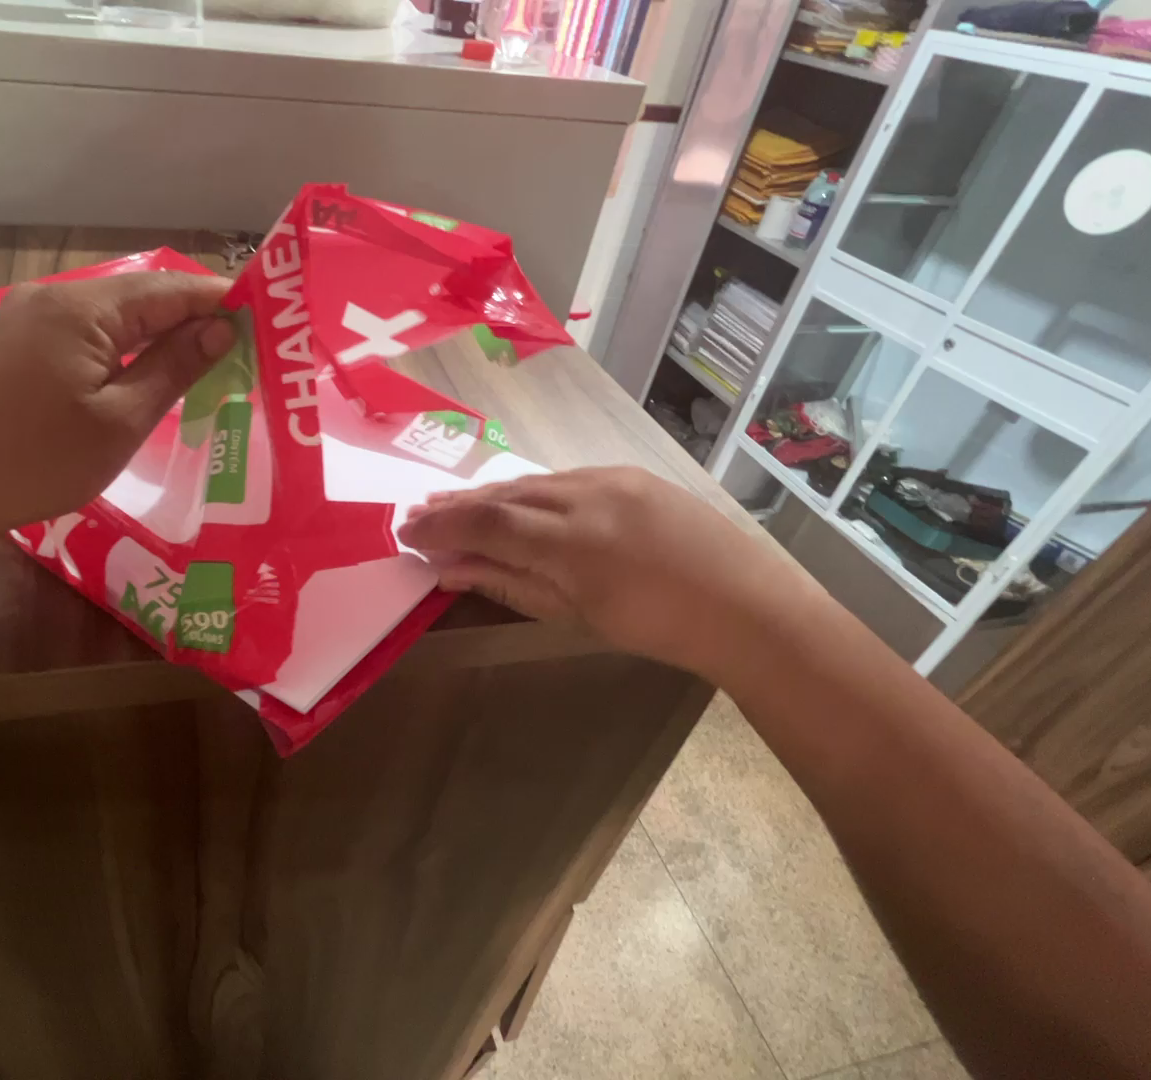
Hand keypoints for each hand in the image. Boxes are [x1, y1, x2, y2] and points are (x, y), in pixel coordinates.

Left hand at [0, 271, 235, 538]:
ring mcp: (26, 316)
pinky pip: (84, 332)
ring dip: (158, 333)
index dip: (220, 299)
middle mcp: (52, 297)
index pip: (170, 288)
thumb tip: (221, 330)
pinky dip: (122, 346)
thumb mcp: (121, 421)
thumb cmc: (39, 460)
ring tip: (203, 360)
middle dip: (192, 317)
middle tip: (241, 346)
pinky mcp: (14, 342)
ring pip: (112, 315)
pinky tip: (143, 369)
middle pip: (140, 296)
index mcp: (82, 308)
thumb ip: (174, 368)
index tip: (265, 319)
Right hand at [397, 466, 825, 680]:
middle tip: (418, 513)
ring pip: (531, 482)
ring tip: (453, 504)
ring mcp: (609, 479)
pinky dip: (527, 491)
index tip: (406, 532)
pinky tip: (512, 500)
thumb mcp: (574, 613)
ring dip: (488, 495)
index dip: (440, 527)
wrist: (744, 604)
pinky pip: (562, 478)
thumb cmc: (657, 627)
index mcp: (570, 542)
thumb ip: (509, 583)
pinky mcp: (629, 474)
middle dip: (456, 506)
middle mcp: (584, 497)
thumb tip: (450, 568)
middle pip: (503, 495)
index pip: (485, 524)